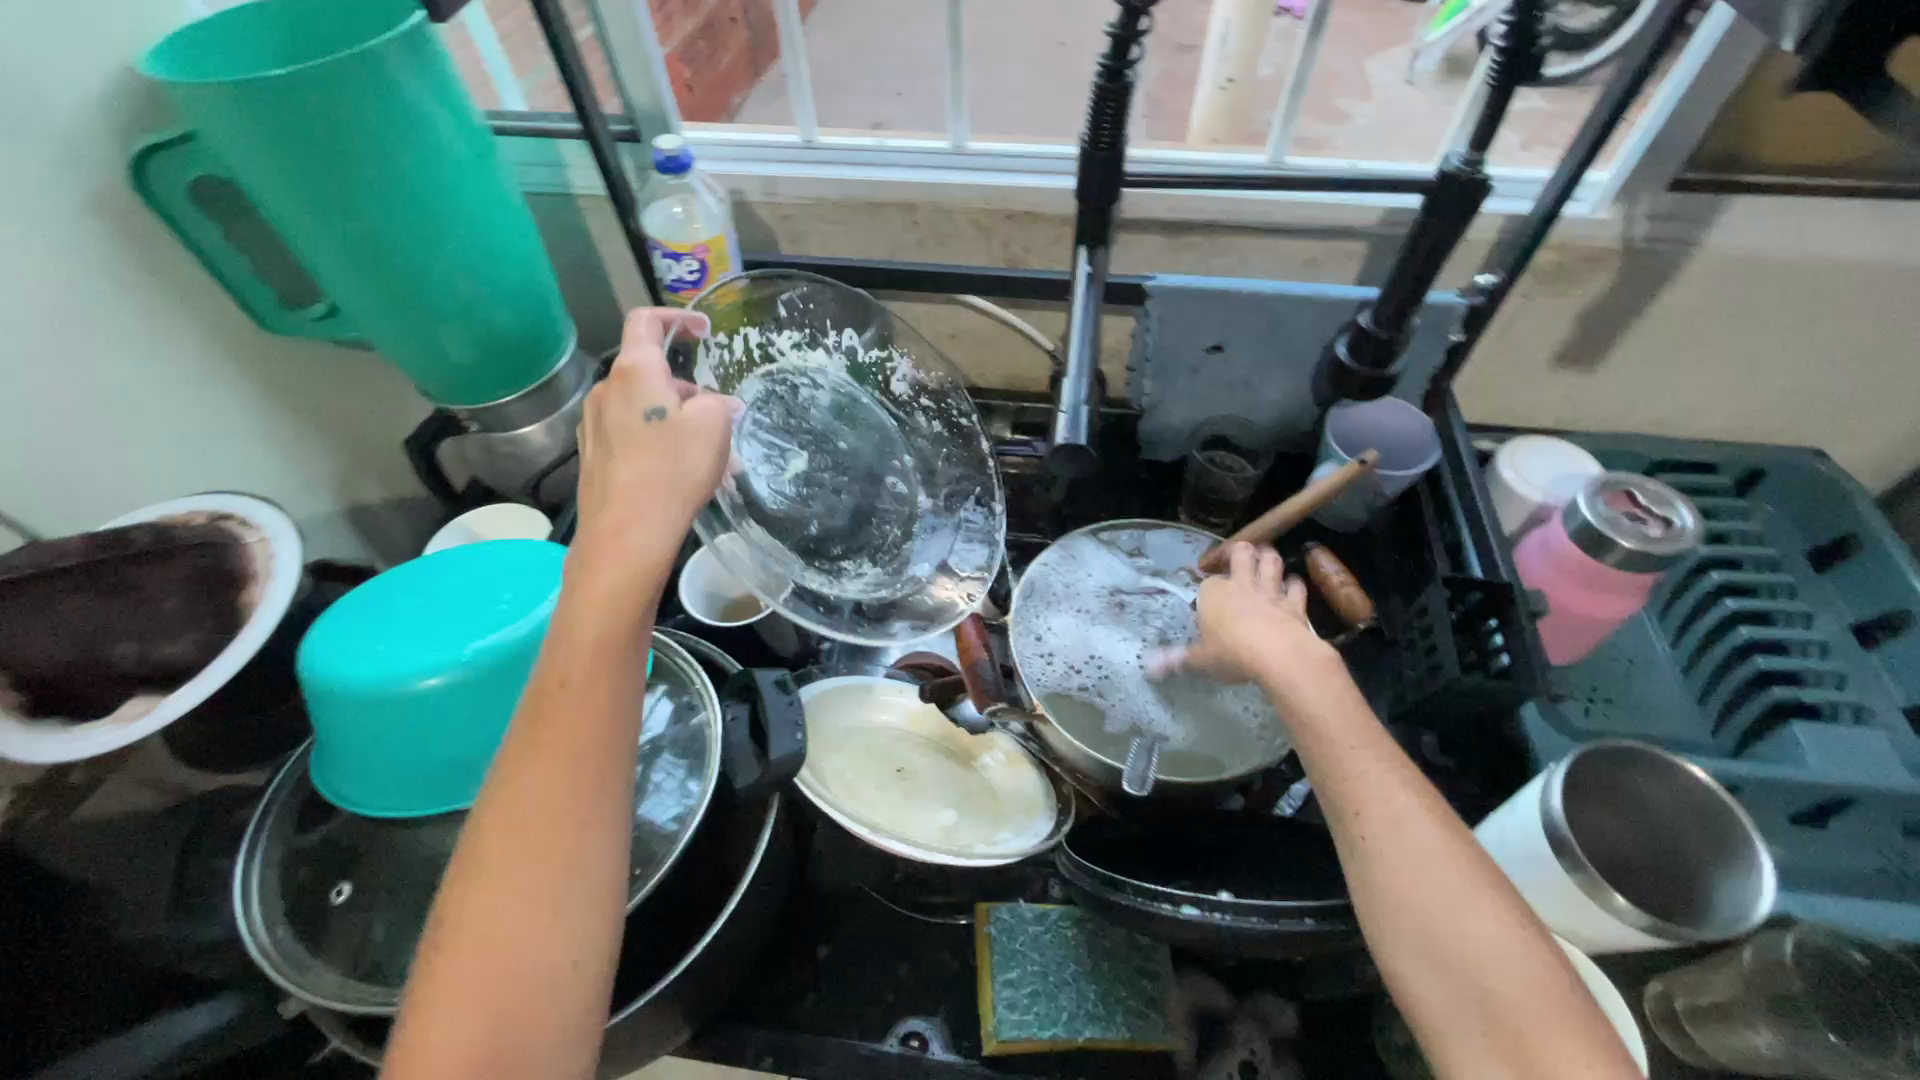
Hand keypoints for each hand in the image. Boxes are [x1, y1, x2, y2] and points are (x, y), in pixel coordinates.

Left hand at [571, 308, 732, 576]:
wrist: (628, 532)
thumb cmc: (673, 469)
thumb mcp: (714, 426)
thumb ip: (718, 403)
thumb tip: (717, 404)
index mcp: (635, 371)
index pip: (646, 321)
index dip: (676, 318)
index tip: (702, 330)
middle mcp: (607, 391)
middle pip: (649, 373)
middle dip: (686, 388)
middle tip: (719, 415)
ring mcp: (595, 425)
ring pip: (643, 409)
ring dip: (676, 421)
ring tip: (711, 454)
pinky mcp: (594, 457)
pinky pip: (632, 436)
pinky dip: (659, 442)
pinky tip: (683, 473)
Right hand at [1154, 542, 1343, 692]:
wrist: (1279, 655)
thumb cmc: (1232, 654)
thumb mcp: (1200, 660)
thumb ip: (1178, 660)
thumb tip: (1151, 667)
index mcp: (1213, 593)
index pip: (1207, 582)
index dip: (1207, 589)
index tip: (1206, 603)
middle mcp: (1241, 584)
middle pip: (1241, 552)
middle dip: (1237, 552)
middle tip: (1235, 560)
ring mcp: (1270, 591)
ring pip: (1271, 560)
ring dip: (1267, 558)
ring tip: (1263, 562)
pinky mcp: (1294, 603)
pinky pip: (1296, 586)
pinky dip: (1293, 585)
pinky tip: (1291, 587)